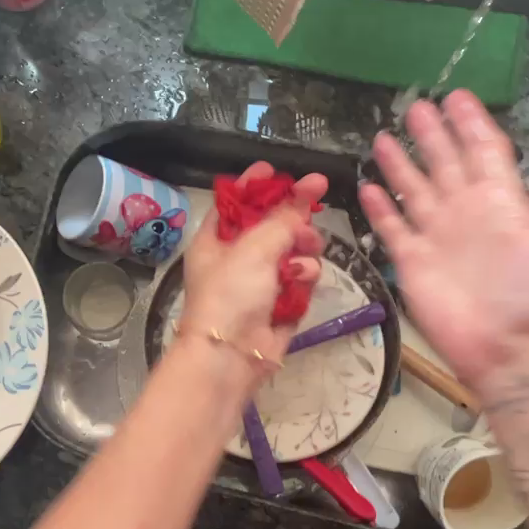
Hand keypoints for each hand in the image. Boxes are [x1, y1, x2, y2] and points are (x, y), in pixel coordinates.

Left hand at [178, 162, 325, 381]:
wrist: (230, 357)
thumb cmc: (230, 295)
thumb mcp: (254, 247)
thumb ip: (283, 217)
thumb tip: (307, 188)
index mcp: (215, 240)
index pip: (235, 203)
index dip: (255, 186)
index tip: (276, 171)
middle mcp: (236, 258)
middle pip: (272, 225)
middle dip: (293, 218)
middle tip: (313, 208)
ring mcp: (260, 282)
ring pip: (293, 251)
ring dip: (303, 249)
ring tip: (305, 253)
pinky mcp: (281, 304)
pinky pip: (301, 280)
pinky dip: (304, 278)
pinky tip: (301, 281)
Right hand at [359, 90, 528, 384]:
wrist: (508, 347)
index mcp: (502, 199)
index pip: (483, 149)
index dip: (470, 123)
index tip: (456, 97)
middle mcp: (466, 210)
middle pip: (444, 162)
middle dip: (431, 134)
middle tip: (415, 106)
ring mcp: (436, 235)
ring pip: (414, 189)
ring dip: (400, 164)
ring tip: (383, 137)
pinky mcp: (412, 260)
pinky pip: (392, 227)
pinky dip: (380, 208)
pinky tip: (368, 187)